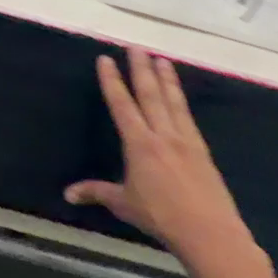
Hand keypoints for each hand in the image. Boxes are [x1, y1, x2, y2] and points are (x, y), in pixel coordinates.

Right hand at [65, 48, 256, 267]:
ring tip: (161, 59)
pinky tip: (179, 97)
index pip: (122, 105)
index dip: (112, 82)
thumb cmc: (160, 216)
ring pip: (173, 103)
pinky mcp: (201, 151)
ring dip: (166, 79)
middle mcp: (163, 135)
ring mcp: (186, 141)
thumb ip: (97, 192)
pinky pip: (187, 117)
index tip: (106, 60)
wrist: (209, 231)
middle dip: (141, 70)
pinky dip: (181, 101)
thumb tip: (68, 193)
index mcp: (140, 144)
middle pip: (150, 95)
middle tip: (136, 47)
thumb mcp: (123, 203)